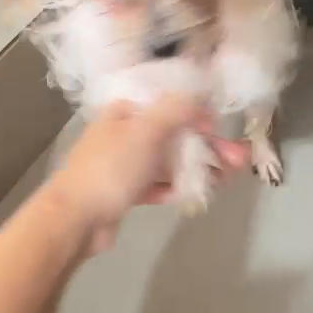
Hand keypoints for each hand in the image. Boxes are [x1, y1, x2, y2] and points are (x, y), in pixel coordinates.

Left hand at [42, 96, 249, 253]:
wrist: (75, 219)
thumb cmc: (111, 167)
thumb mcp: (146, 130)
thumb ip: (176, 109)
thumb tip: (201, 93)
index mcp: (126, 112)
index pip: (169, 104)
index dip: (198, 114)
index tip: (221, 127)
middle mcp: (125, 133)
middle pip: (174, 134)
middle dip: (207, 145)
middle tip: (238, 160)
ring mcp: (125, 164)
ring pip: (169, 161)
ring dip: (198, 166)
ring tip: (227, 178)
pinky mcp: (126, 192)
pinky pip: (158, 184)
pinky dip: (177, 187)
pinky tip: (197, 194)